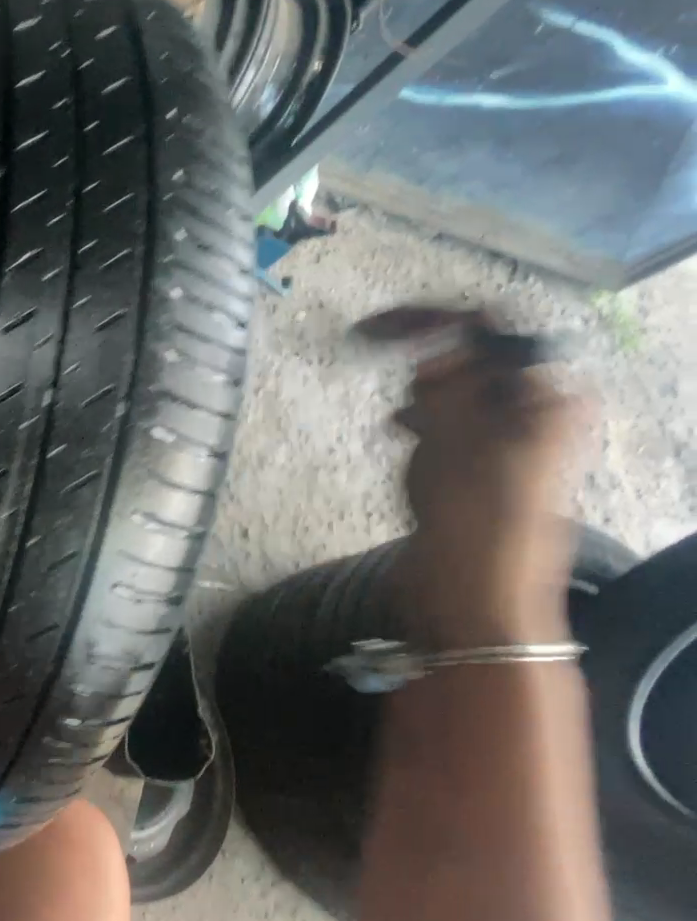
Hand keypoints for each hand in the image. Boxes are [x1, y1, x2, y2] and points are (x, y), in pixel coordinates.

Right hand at [392, 347, 585, 649]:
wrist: (470, 599)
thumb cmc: (474, 524)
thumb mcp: (460, 447)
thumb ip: (450, 391)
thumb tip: (437, 350)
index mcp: (548, 400)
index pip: (495, 331)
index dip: (436, 321)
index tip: (372, 331)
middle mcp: (532, 413)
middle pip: (474, 358)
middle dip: (426, 366)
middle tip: (394, 387)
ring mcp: (501, 442)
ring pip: (452, 391)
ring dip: (420, 398)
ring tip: (402, 427)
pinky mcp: (471, 467)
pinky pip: (441, 424)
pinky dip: (417, 423)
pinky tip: (401, 438)